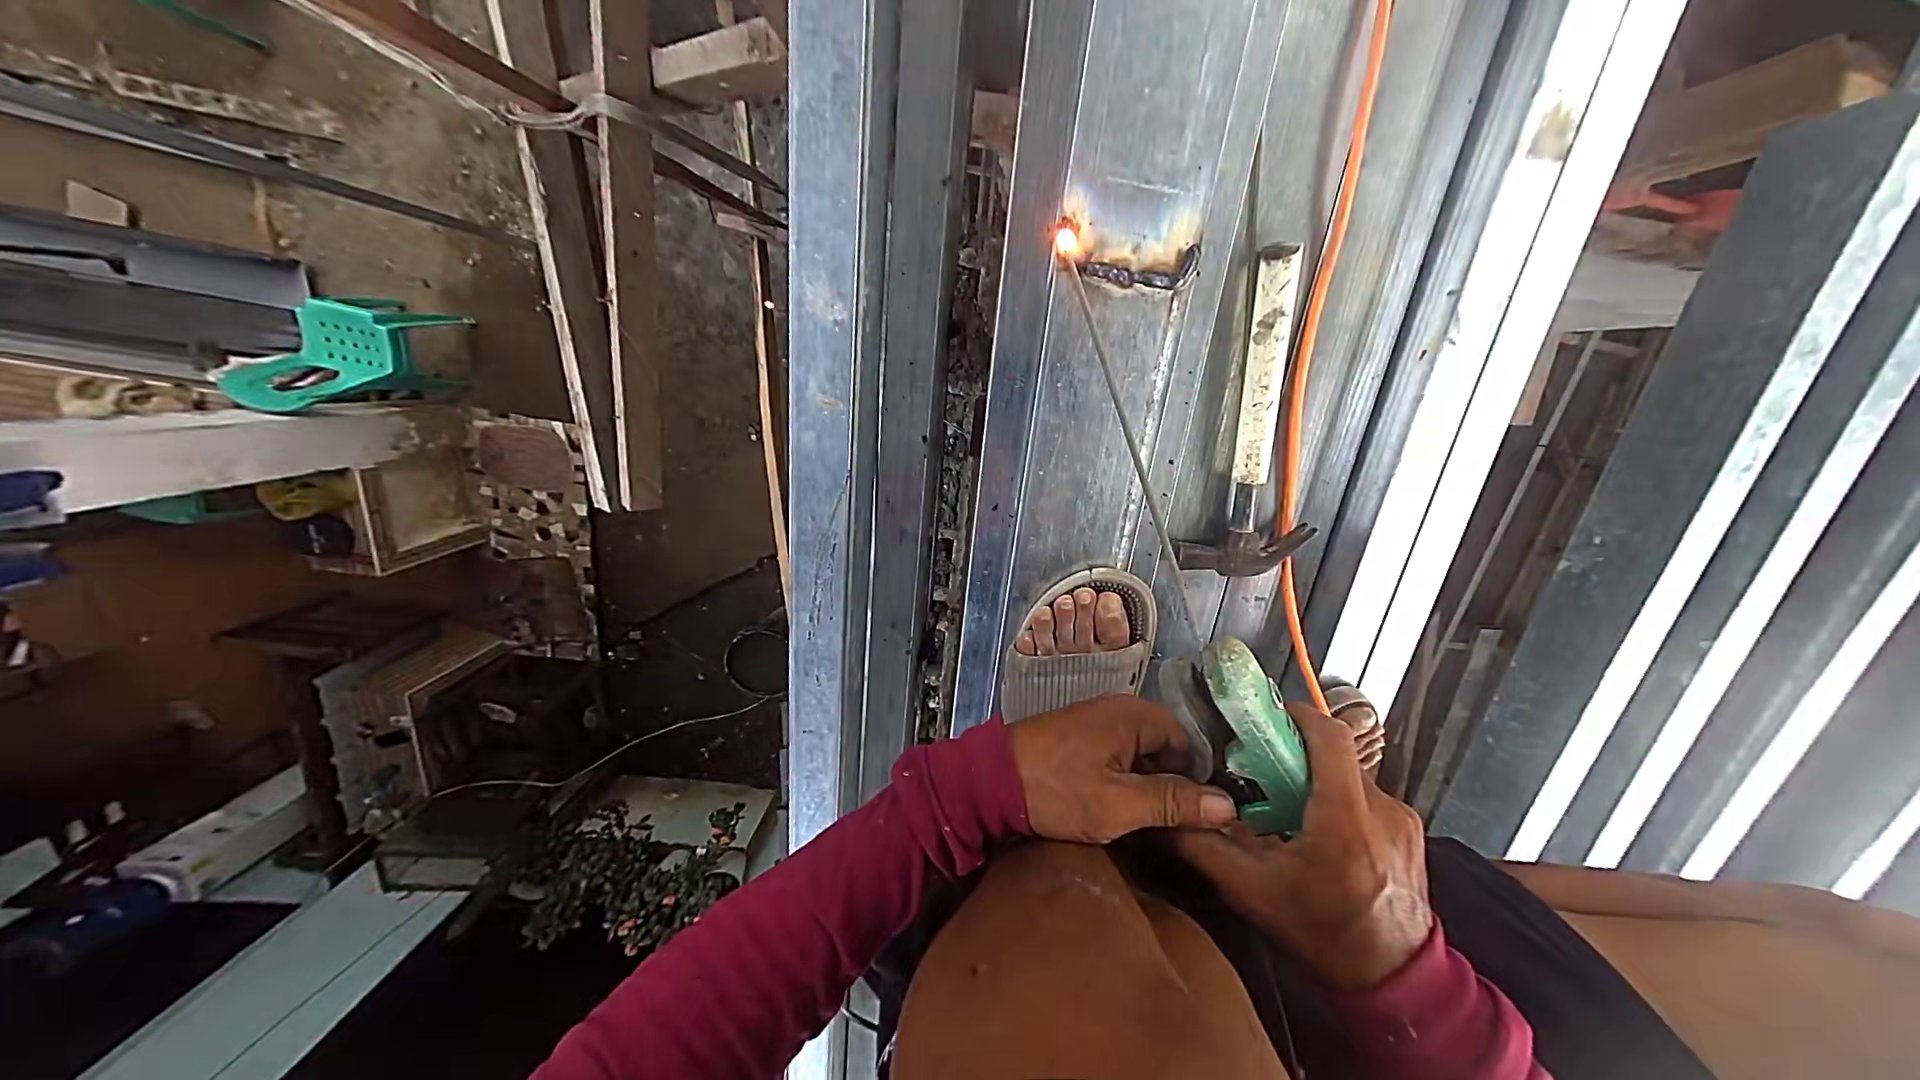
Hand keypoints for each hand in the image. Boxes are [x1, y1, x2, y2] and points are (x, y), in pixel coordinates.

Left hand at [1009, 694, 1238, 843]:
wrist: (989, 779)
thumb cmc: (1057, 790)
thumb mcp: (1119, 804)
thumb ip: (1173, 802)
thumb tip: (1229, 804)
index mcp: (1135, 715)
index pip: (1187, 744)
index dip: (1191, 780)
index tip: (1187, 815)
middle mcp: (1118, 707)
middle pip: (1163, 746)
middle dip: (1165, 782)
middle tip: (1160, 821)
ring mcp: (1094, 718)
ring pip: (1138, 751)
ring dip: (1141, 781)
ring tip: (1136, 817)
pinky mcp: (1077, 733)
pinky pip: (1114, 751)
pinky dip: (1119, 775)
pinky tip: (1110, 802)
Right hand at [1172, 702, 1432, 990]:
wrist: (1399, 984)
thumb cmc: (1323, 933)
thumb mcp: (1252, 892)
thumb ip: (1206, 849)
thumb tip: (1167, 819)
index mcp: (1344, 819)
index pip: (1328, 737)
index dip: (1295, 716)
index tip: (1264, 717)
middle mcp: (1380, 810)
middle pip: (1333, 753)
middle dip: (1295, 751)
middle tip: (1261, 767)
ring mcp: (1401, 819)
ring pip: (1348, 774)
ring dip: (1316, 778)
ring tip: (1286, 803)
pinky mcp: (1410, 830)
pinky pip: (1366, 795)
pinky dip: (1338, 798)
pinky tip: (1317, 828)